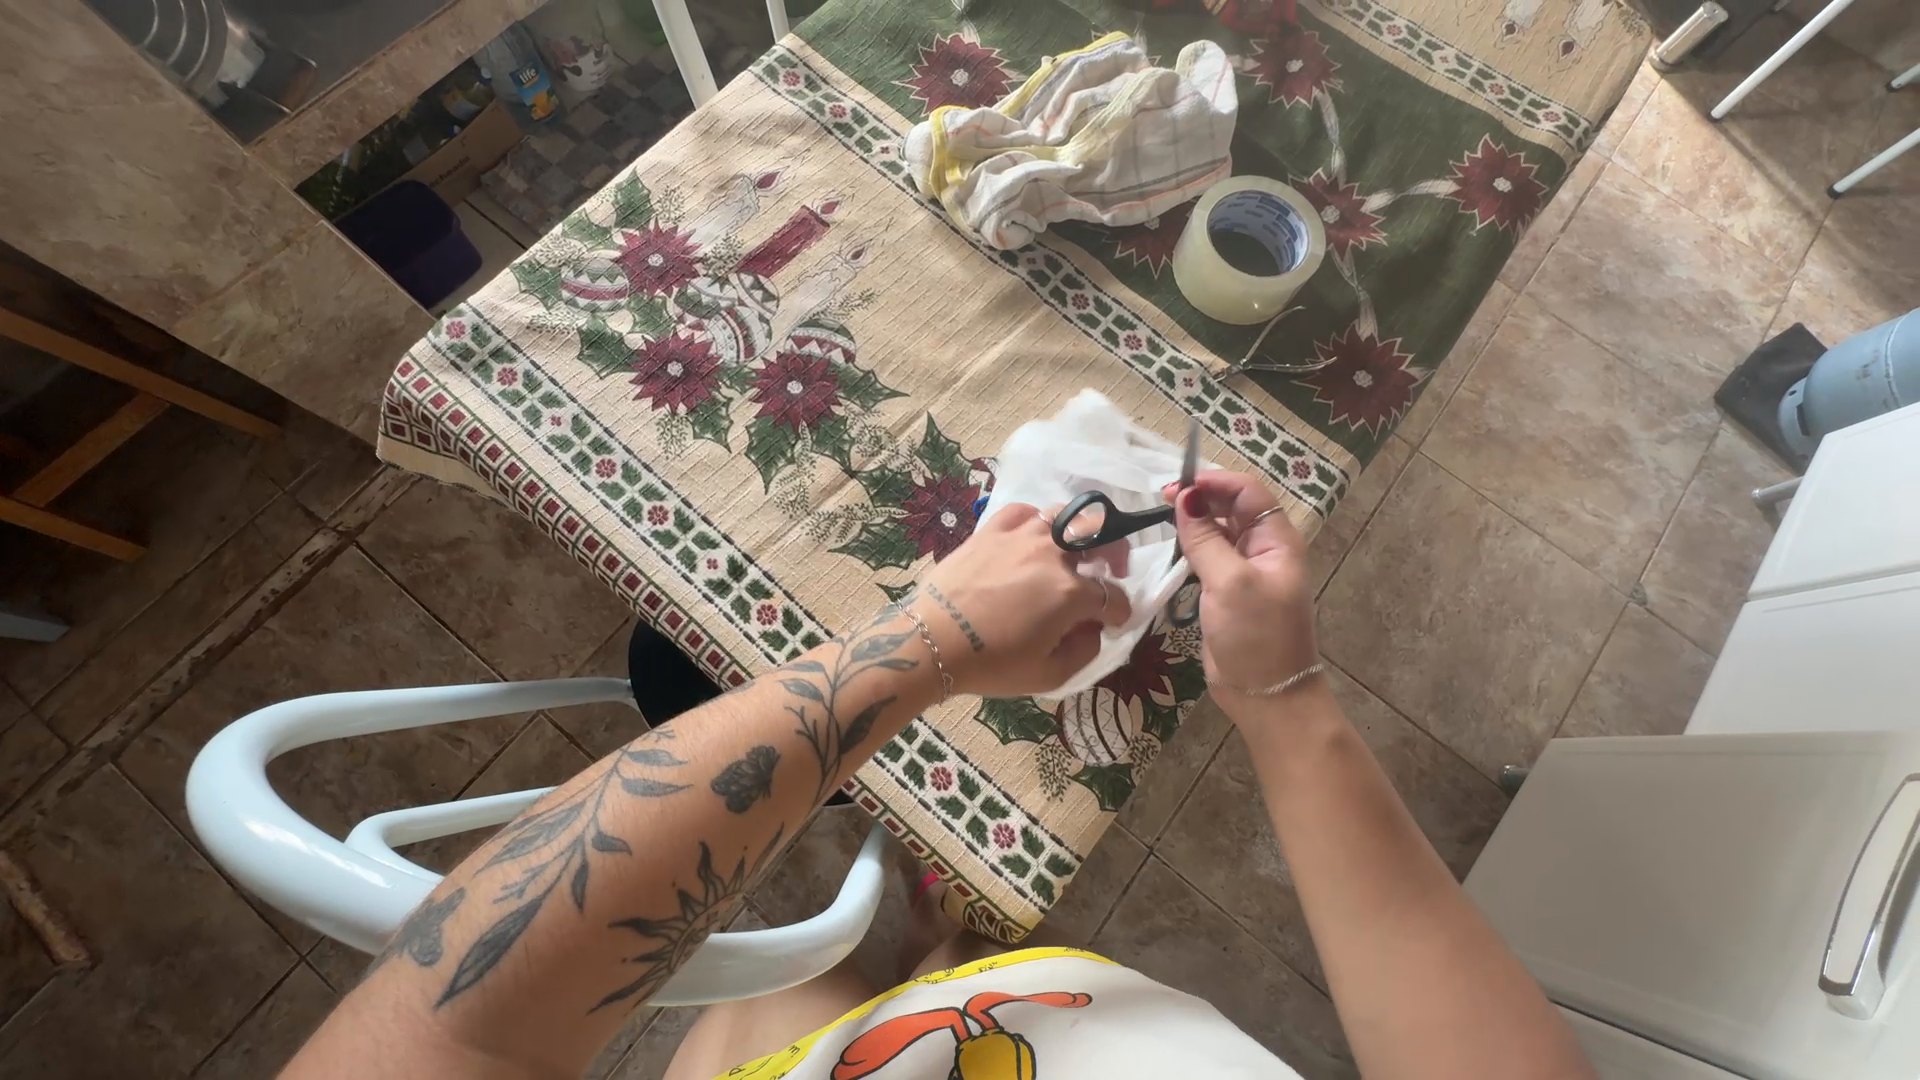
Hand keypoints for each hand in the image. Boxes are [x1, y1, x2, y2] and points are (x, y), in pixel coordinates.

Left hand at [912, 503, 1131, 698]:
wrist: (932, 641)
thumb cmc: (991, 664)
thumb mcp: (1048, 676)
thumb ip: (1084, 652)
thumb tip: (1094, 631)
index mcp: (1070, 593)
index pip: (1114, 597)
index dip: (1120, 613)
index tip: (1113, 623)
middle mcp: (1052, 555)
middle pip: (1102, 535)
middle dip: (1116, 552)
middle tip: (1111, 568)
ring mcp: (1020, 536)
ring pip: (1065, 515)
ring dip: (1079, 532)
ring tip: (1072, 550)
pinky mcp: (991, 530)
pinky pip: (1023, 511)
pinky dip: (1036, 521)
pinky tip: (1032, 537)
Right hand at [1166, 471, 1319, 714]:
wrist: (1266, 694)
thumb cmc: (1256, 635)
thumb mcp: (1230, 582)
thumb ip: (1206, 538)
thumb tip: (1185, 498)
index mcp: (1277, 540)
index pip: (1247, 492)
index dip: (1214, 482)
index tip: (1176, 486)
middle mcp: (1263, 549)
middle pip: (1232, 506)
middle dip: (1200, 497)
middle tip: (1161, 500)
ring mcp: (1244, 570)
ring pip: (1218, 530)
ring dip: (1193, 521)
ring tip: (1160, 519)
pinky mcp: (1225, 590)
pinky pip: (1208, 556)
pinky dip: (1190, 545)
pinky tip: (1170, 546)